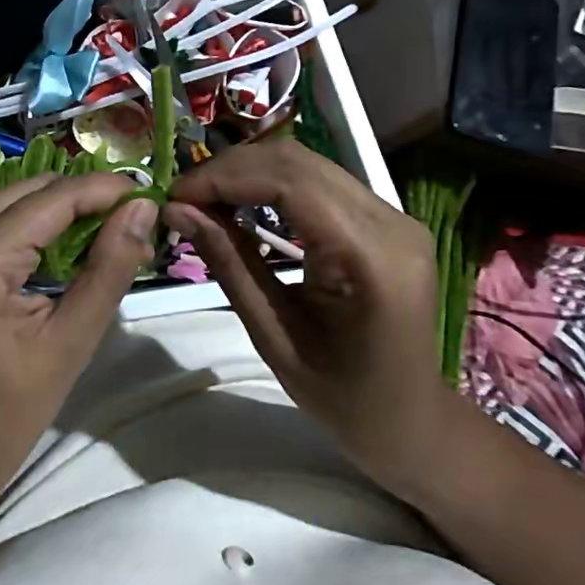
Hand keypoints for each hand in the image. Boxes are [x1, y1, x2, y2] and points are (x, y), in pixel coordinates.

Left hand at [0, 174, 158, 564]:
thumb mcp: (70, 343)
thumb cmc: (6, 415)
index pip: (53, 199)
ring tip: (111, 227)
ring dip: (63, 207)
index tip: (152, 195)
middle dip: (86, 195)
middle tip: (135, 215)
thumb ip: (110, 268)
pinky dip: (37, 225)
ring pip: (14, 201)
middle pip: (31, 191)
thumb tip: (143, 208)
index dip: (106, 189)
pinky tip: (70, 245)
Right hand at [164, 141, 446, 489]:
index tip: (175, 194)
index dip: (225, 177)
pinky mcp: (387, 218)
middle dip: (232, 169)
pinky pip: (322, 182)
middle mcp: (392, 223)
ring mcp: (396, 216)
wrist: (410, 421)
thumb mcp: (275, 337)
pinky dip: (274, 183)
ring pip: (310, 164)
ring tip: (205, 197)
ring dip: (250, 172)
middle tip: (184, 196)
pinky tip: (243, 201)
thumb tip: (178, 210)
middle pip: (300, 162)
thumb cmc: (342, 397)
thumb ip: (230, 264)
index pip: (291, 183)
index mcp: (372, 259)